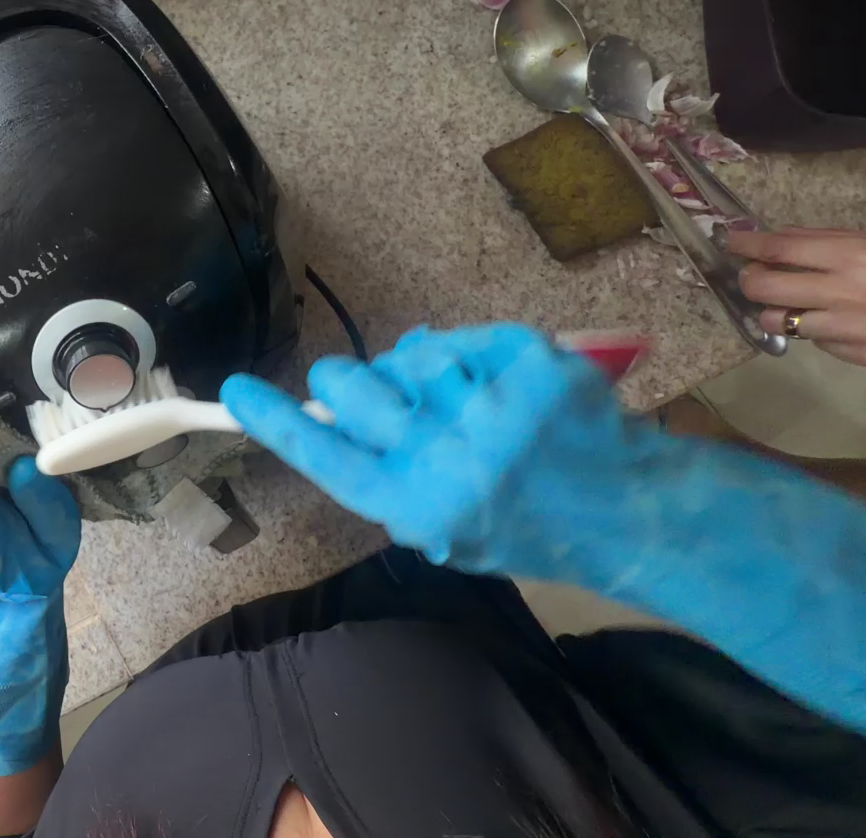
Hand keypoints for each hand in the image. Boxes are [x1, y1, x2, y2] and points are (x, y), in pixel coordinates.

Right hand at [220, 323, 615, 570]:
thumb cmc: (517, 526)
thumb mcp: (434, 524)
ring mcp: (493, 406)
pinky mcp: (531, 364)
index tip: (233, 390)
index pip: (320, 454)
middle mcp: (447, 457)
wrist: (632, 514)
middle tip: (384, 398)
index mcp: (415, 504)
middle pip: (346, 383)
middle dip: (350, 384)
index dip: (271, 418)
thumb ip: (379, 472)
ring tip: (463, 401)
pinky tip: (498, 387)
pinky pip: (458, 338)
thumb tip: (328, 413)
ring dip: (419, 374)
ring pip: (404, 355)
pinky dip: (467, 358)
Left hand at [729, 228, 865, 371]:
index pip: (780, 248)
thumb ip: (836, 240)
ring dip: (779, 311)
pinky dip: (820, 333)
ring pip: (780, 322)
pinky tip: (840, 324)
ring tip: (796, 304)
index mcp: (860, 256)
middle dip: (750, 280)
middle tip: (755, 275)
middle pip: (763, 288)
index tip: (730, 242)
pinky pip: (819, 344)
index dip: (745, 245)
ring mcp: (855, 328)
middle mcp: (849, 292)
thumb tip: (783, 237)